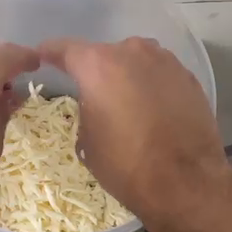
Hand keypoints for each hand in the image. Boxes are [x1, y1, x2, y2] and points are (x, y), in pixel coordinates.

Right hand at [38, 37, 231, 229]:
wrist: (185, 182)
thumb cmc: (125, 164)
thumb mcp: (87, 140)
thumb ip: (86, 108)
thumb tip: (97, 104)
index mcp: (98, 65)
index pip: (65, 49)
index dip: (50, 53)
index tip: (42, 56)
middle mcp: (132, 52)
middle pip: (105, 54)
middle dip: (96, 71)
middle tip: (93, 95)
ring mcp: (165, 61)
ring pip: (136, 62)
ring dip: (127, 77)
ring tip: (126, 104)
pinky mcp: (189, 77)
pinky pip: (160, 75)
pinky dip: (152, 87)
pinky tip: (153, 110)